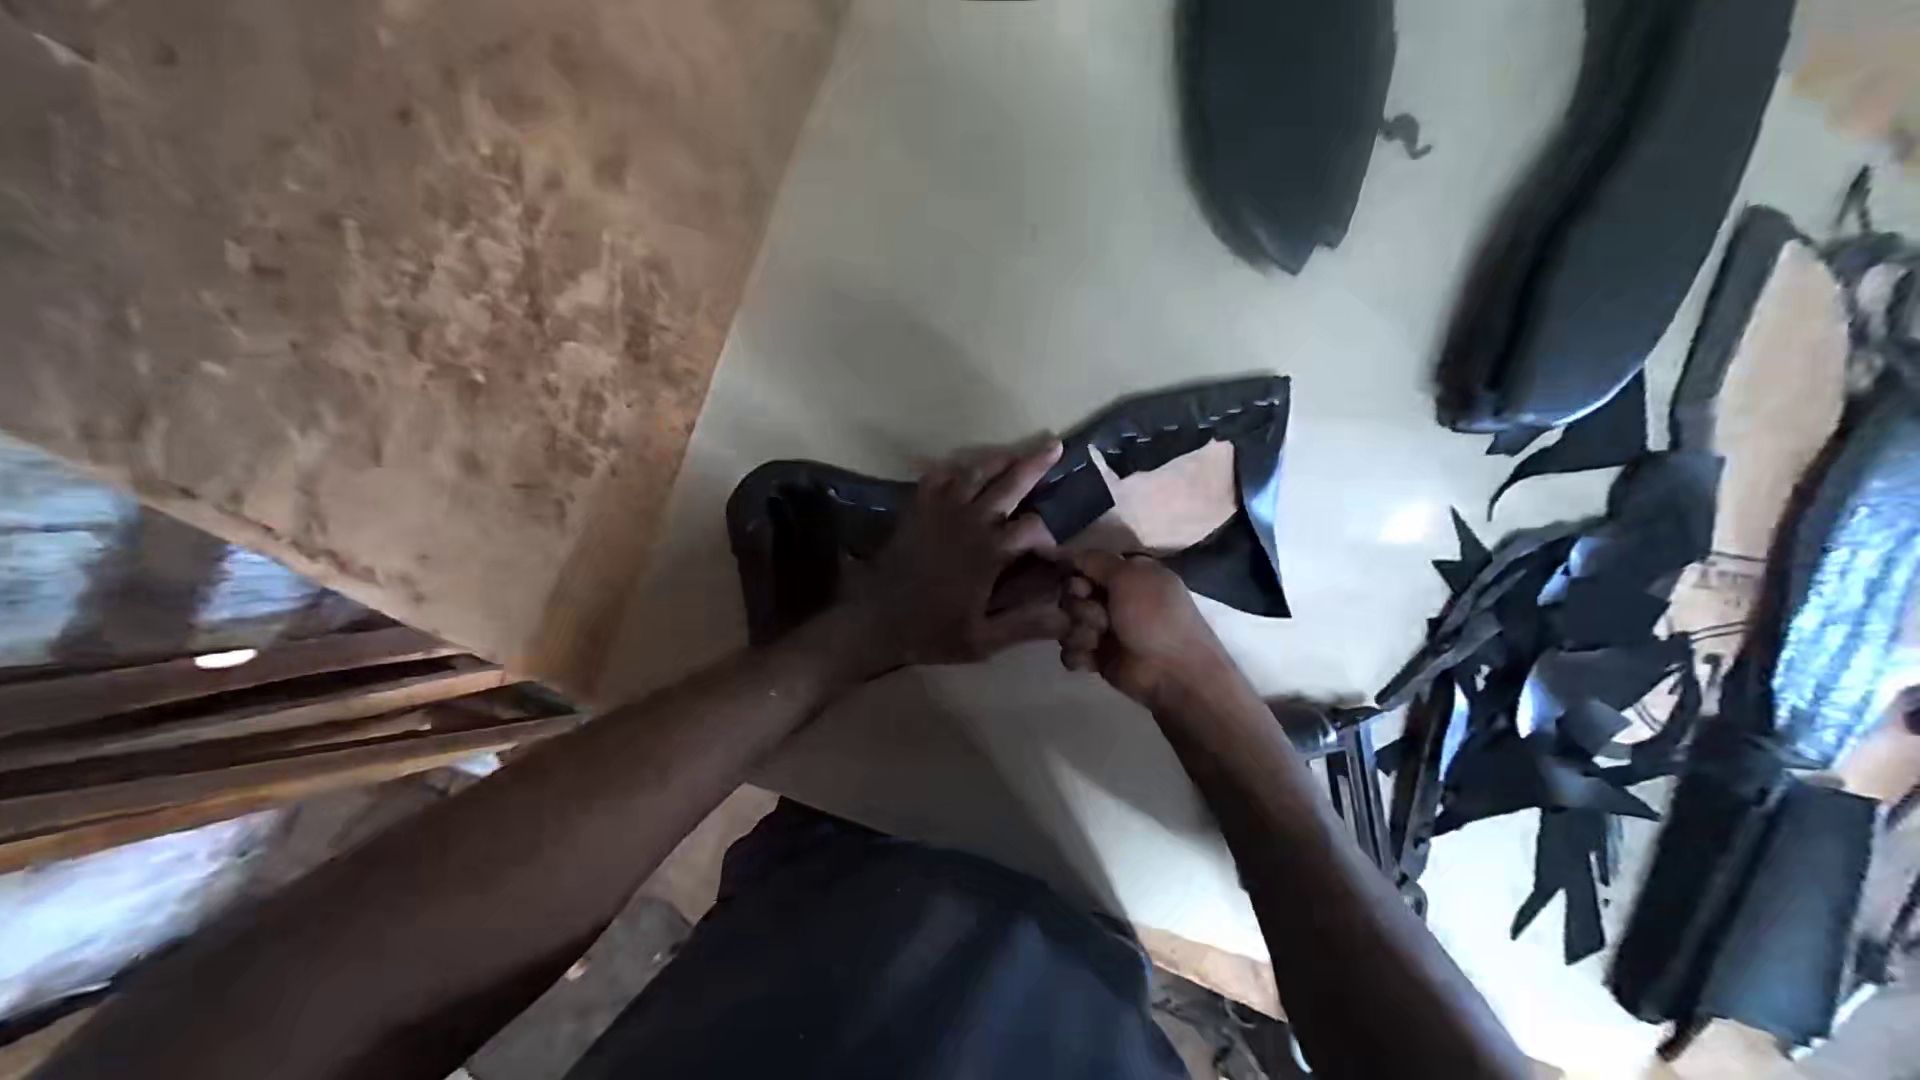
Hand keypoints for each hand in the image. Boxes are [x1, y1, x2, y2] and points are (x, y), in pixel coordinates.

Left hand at [833, 437, 1071, 673]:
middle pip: (1009, 482)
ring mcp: (941, 509)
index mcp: (990, 552)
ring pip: (976, 471)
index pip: (1032, 527)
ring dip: (999, 459)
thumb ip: (1025, 626)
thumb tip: (1067, 619)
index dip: (1048, 536)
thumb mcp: (983, 640)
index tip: (1051, 553)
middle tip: (1053, 446)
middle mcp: (970, 521)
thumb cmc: (931, 630)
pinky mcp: (917, 507)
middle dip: (1035, 463)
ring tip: (1015, 453)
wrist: (876, 617)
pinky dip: (955, 469)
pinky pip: (939, 475)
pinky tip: (963, 473)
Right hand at [1059, 549, 1236, 710]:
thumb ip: (1096, 560)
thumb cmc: (1155, 617)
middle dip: (1080, 607)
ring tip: (1098, 642)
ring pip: (1067, 622)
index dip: (1077, 575)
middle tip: (1101, 618)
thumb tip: (1068, 553)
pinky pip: (1069, 650)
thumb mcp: (1130, 575)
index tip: (1083, 586)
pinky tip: (1091, 660)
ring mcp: (1104, 629)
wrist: (1172, 672)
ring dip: (1079, 632)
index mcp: (1128, 575)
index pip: (1085, 566)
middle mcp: (1115, 599)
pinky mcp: (1097, 656)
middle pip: (1071, 594)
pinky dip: (1078, 654)